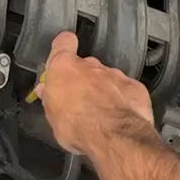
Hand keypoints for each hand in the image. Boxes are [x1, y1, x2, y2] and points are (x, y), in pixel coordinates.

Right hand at [36, 32, 157, 157]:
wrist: (113, 137)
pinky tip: (119, 116)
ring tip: (100, 113)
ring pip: (106, 78)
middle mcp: (90, 66)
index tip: (62, 55)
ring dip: (102, 90)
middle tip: (78, 100)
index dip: (63, 46)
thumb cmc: (77, 126)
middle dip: (82, 80)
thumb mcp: (51, 116)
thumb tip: (45, 91)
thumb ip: (49, 97)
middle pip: (85, 66)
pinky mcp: (134, 87)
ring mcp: (114, 74)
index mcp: (65, 67)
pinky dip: (122, 99)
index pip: (63, 42)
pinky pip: (125, 89)